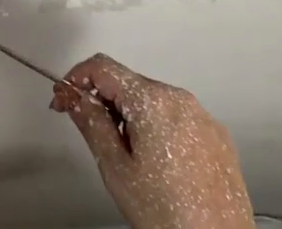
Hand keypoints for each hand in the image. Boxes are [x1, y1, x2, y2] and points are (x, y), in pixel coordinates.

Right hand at [52, 54, 252, 228]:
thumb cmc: (168, 214)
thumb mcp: (116, 169)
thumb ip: (92, 124)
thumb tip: (74, 98)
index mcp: (151, 101)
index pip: (103, 66)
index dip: (77, 78)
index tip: (65, 97)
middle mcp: (179, 98)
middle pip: (130, 83)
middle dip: (106, 102)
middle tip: (95, 135)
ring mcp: (201, 115)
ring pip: (154, 101)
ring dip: (134, 117)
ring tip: (133, 160)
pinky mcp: (216, 133)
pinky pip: (179, 118)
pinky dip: (161, 129)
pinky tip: (161, 166)